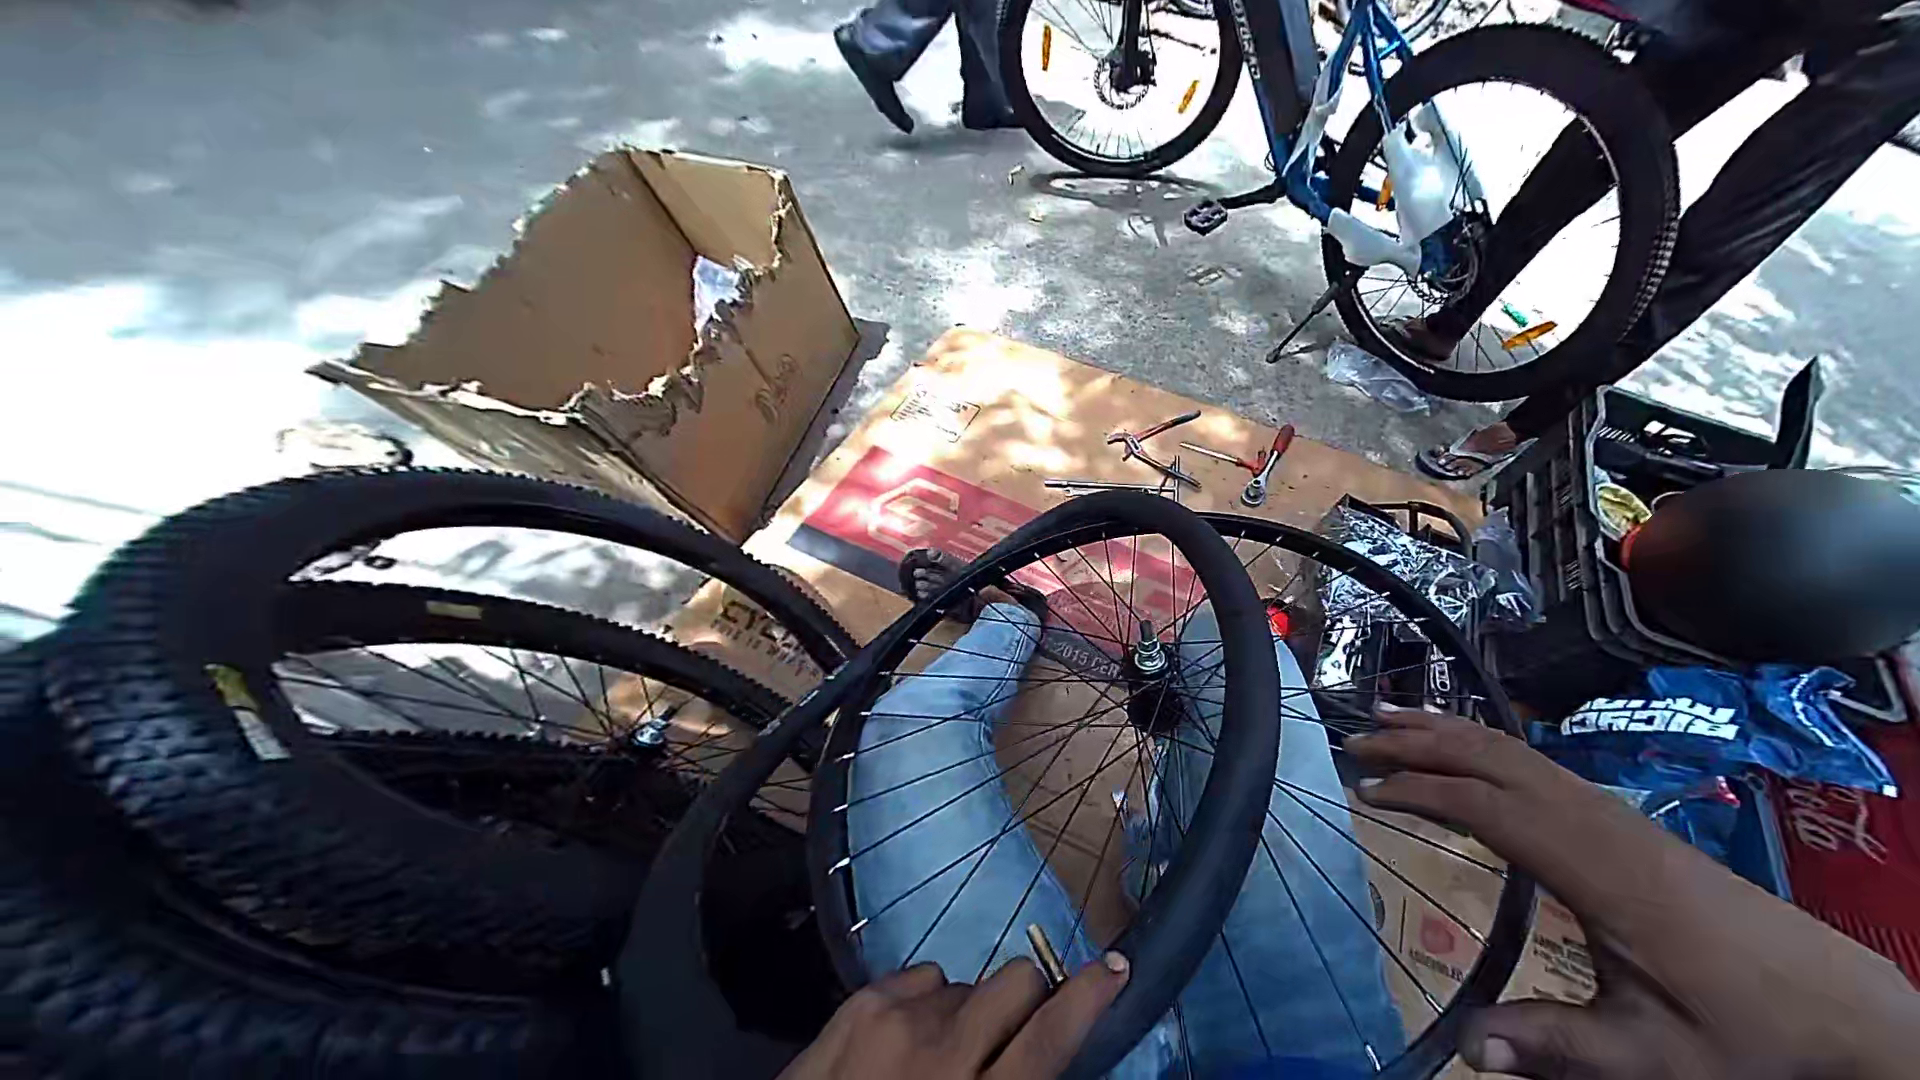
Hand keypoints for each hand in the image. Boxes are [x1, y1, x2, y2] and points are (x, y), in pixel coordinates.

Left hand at [780, 952, 1129, 1079]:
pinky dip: (923, 1002)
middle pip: (1016, 982)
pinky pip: (923, 975)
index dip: (1087, 998)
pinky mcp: (863, 997)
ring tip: (935, 1051)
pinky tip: (897, 1039)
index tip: (1114, 968)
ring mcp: (900, 1017)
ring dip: (965, 1010)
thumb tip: (1034, 1053)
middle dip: (1023, 997)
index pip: (1049, 1039)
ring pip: (967, 980)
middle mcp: (945, 1052)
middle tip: (1003, 1033)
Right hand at [1347, 705, 1919, 1079]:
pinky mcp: (1613, 814)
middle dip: (1415, 743)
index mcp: (1595, 867)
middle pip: (1488, 758)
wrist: (1857, 1013)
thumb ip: (1558, 1045)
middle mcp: (1594, 820)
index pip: (1484, 804)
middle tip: (1354, 740)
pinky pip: (1530, 758)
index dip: (1417, 789)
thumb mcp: (1657, 1057)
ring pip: (1509, 748)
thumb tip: (1465, 1049)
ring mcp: (1606, 810)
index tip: (1364, 789)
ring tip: (1387, 717)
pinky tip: (1456, 740)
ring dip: (1443, 729)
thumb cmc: (1749, 1031)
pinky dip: (1478, 738)